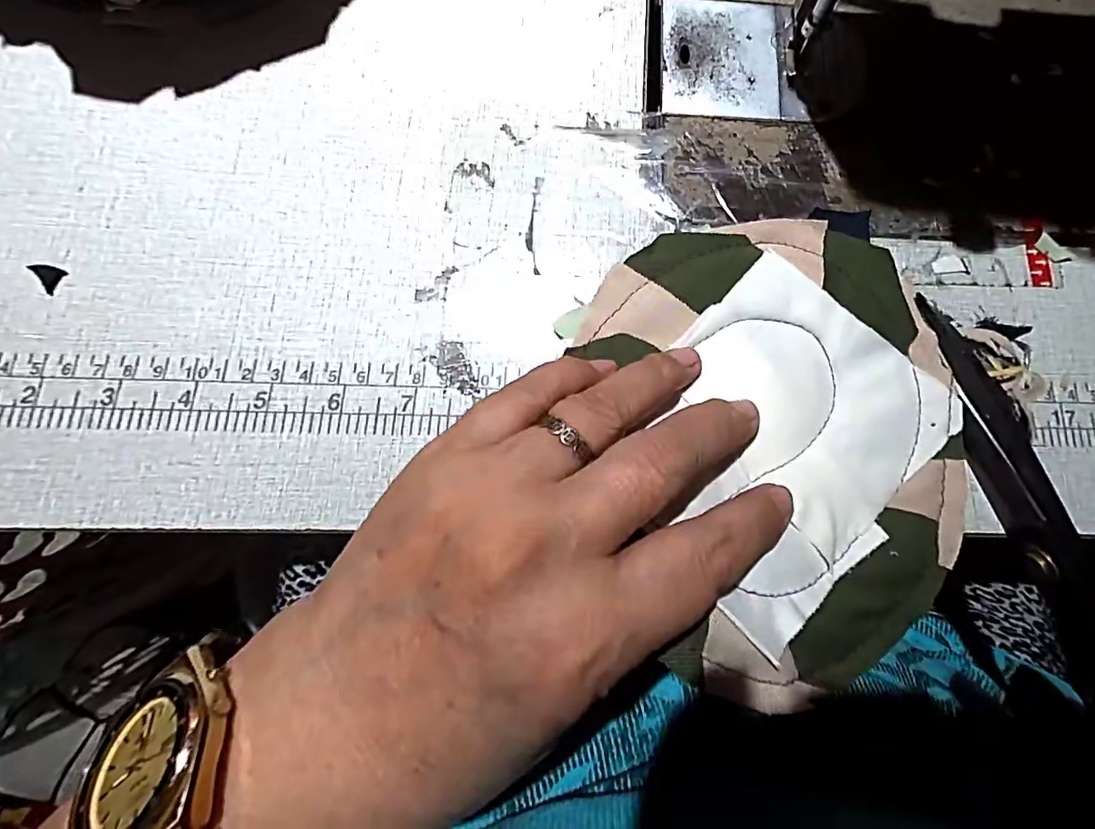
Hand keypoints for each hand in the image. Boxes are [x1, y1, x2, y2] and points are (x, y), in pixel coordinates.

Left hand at [215, 350, 790, 826]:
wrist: (315, 726)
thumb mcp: (577, 692)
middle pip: (660, 464)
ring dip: (654, 381)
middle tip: (743, 411)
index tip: (779, 494)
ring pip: (598, 413)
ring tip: (688, 362)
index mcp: (582, 629)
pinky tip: (602, 370)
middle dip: (716, 430)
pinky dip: (571, 376)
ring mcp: (488, 490)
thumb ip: (647, 606)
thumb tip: (703, 530)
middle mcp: (543, 547)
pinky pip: (523, 396)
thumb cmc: (460, 731)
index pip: (702, 554)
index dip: (752, 520)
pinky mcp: (442, 459)